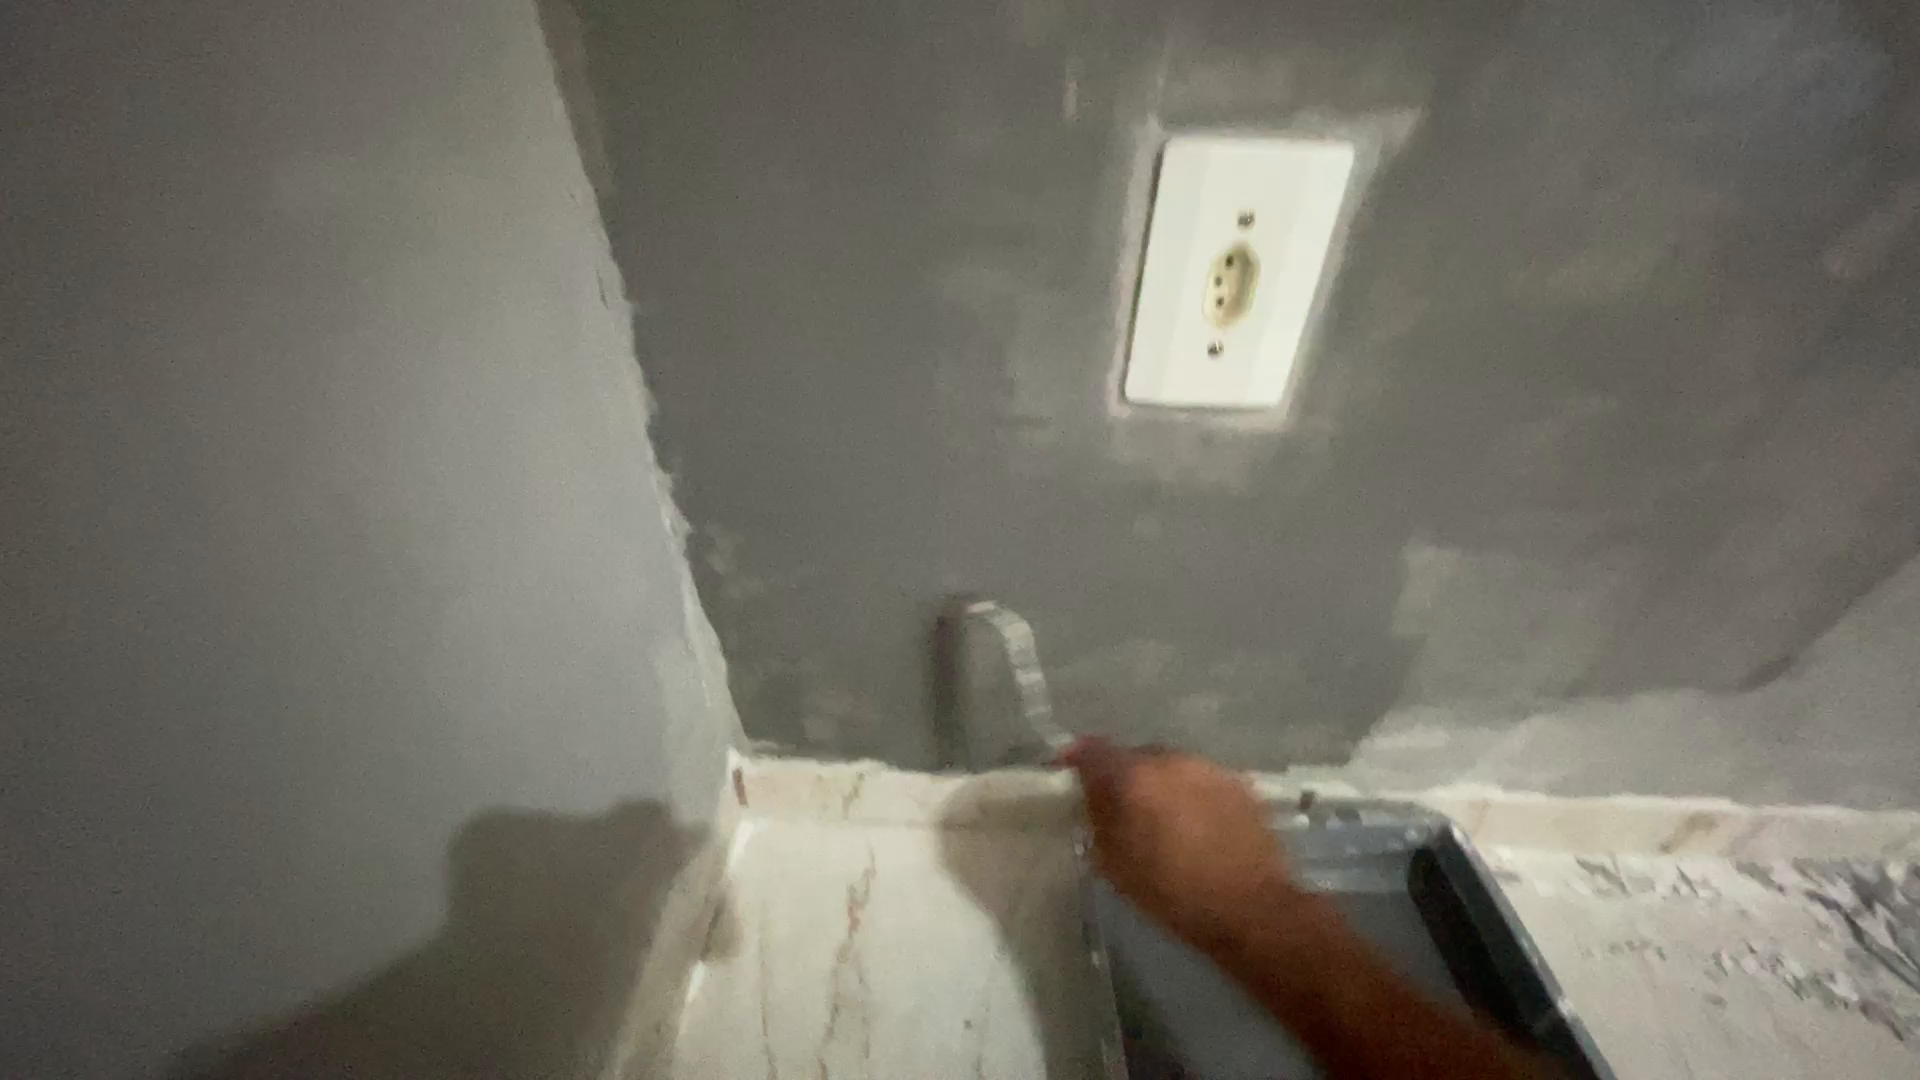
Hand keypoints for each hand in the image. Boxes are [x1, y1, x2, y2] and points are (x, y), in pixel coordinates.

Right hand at [1059, 738, 1303, 952]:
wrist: (1251, 909)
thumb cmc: (1173, 892)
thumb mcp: (1115, 865)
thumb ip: (1097, 821)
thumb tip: (1092, 798)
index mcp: (1131, 776)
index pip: (1091, 750)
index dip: (1074, 757)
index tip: (1065, 770)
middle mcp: (1168, 759)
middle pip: (1133, 756)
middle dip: (1123, 776)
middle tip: (1121, 807)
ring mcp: (1207, 767)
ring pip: (1170, 767)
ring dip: (1160, 784)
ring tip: (1164, 818)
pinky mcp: (1238, 782)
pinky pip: (1201, 780)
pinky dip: (1192, 795)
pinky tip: (1198, 824)